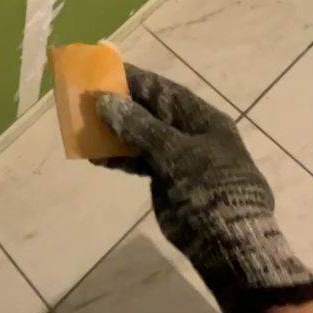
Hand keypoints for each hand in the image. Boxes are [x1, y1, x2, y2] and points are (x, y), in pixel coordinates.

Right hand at [96, 66, 312, 312]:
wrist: (227, 242)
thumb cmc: (208, 186)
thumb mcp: (173, 151)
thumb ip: (138, 125)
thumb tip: (104, 101)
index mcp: (201, 118)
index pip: (162, 89)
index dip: (133, 79)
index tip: (102, 70)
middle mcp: (189, 132)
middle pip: (148, 110)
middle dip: (118, 105)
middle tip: (86, 98)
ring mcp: (178, 156)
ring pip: (140, 135)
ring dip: (114, 132)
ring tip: (85, 127)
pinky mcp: (167, 179)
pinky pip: (138, 159)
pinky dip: (119, 157)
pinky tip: (96, 158)